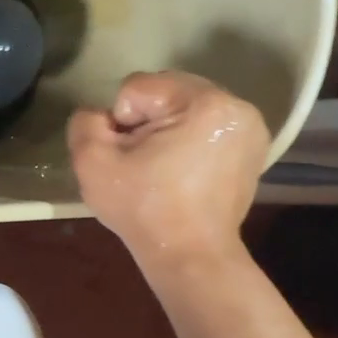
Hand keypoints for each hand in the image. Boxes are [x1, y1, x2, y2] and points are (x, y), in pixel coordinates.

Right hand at [68, 70, 269, 268]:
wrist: (189, 251)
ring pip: (186, 108)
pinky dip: (187, 140)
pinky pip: (206, 127)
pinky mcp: (252, 148)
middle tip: (139, 160)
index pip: (138, 86)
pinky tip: (179, 171)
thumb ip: (85, 124)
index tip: (127, 155)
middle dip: (144, 120)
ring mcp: (250, 128)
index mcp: (202, 103)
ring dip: (164, 128)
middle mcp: (235, 106)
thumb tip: (97, 116)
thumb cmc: (141, 207)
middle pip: (167, 91)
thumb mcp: (92, 163)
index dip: (120, 120)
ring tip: (159, 166)